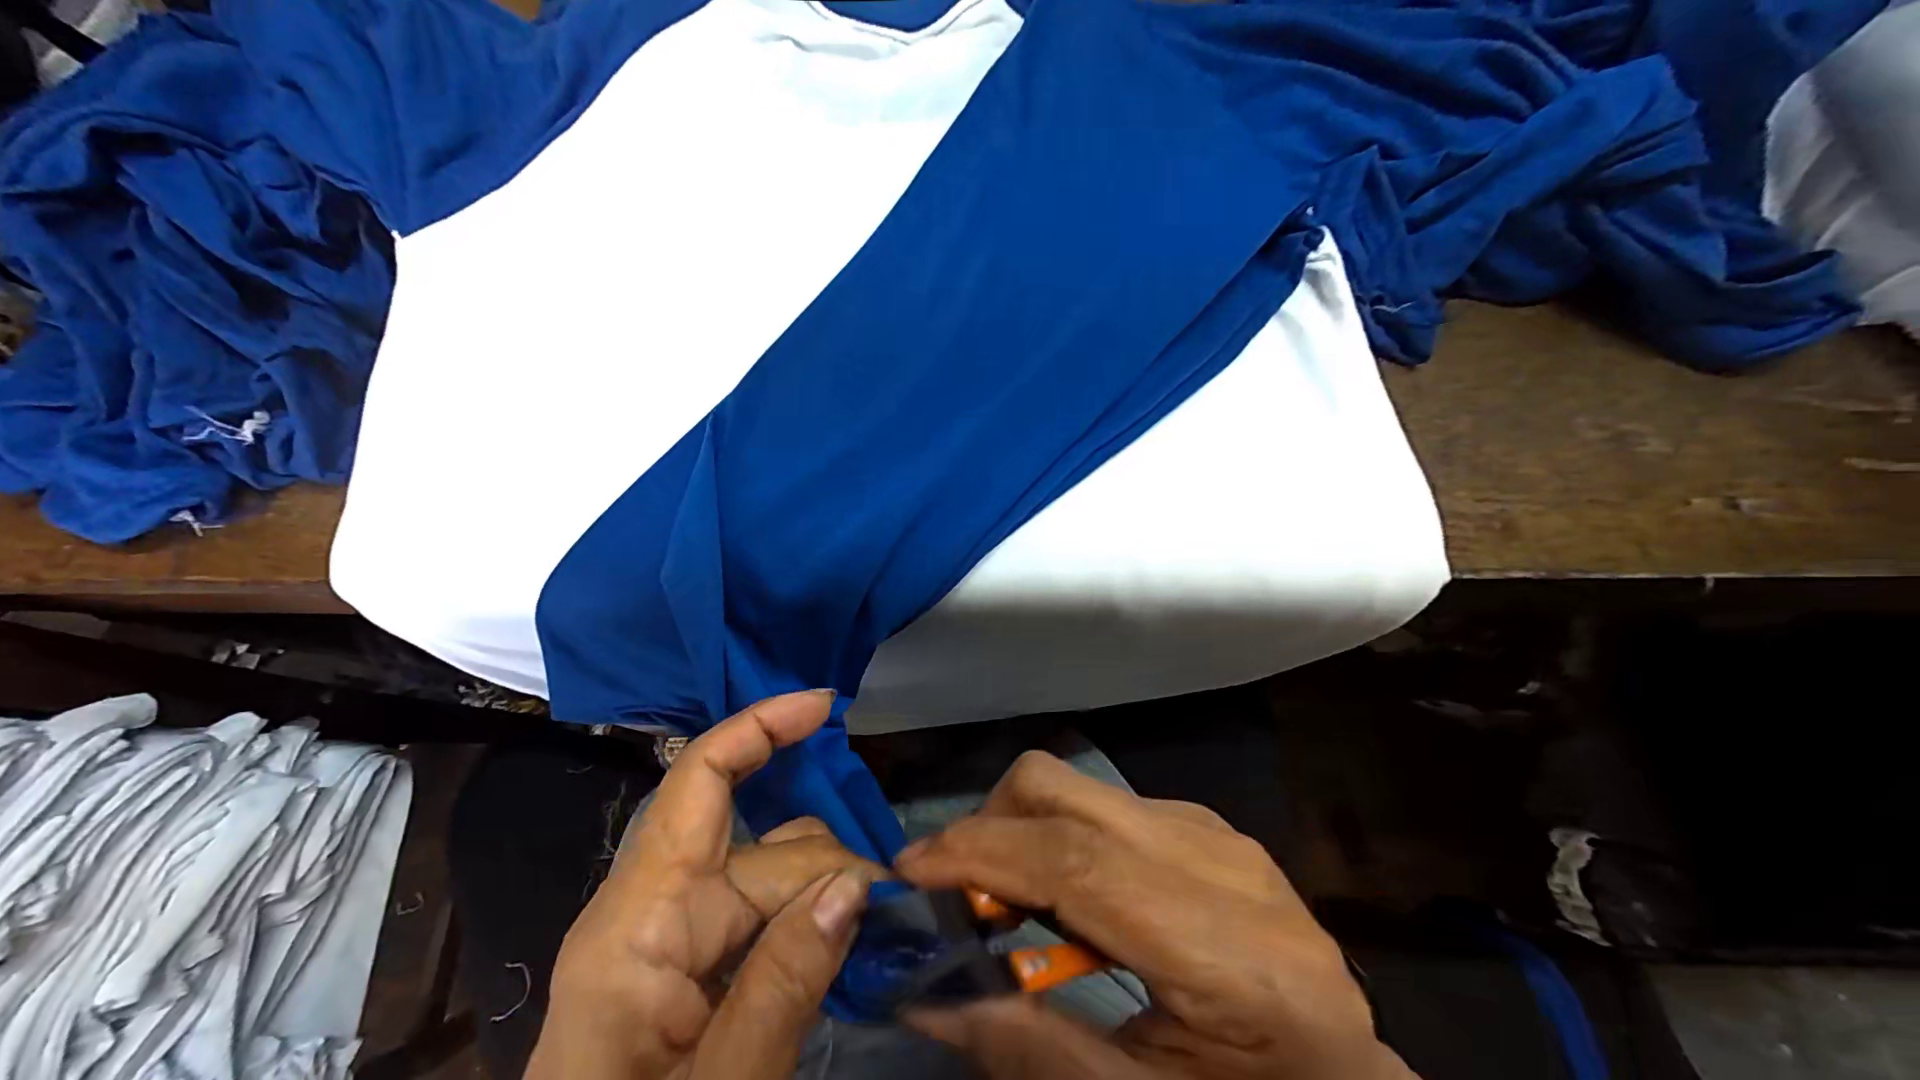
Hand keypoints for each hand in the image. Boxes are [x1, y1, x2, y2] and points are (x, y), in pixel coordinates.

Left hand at [525, 690, 882, 1079]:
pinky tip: (845, 941)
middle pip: (762, 844)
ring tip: (882, 929)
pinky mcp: (690, 966)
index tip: (826, 705)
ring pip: (772, 879)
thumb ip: (783, 985)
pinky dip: (810, 920)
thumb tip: (853, 884)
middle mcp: (653, 910)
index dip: (758, 729)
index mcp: (638, 924)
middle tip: (898, 911)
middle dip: (832, 863)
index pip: (697, 785)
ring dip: (828, 893)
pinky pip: (763, 917)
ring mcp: (672, 939)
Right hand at [895, 751, 1415, 1079]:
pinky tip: (1070, 899)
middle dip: (988, 826)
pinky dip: (1061, 835)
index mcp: (1226, 953)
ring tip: (1011, 905)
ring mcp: (1219, 836)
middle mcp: (1225, 867)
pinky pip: (1106, 804)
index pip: (1076, 864)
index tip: (909, 869)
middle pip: (1067, 790)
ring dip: (1022, 830)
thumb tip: (923, 1001)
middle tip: (958, 897)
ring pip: (1081, 786)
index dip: (981, 853)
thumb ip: (1029, 1051)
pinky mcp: (1210, 828)